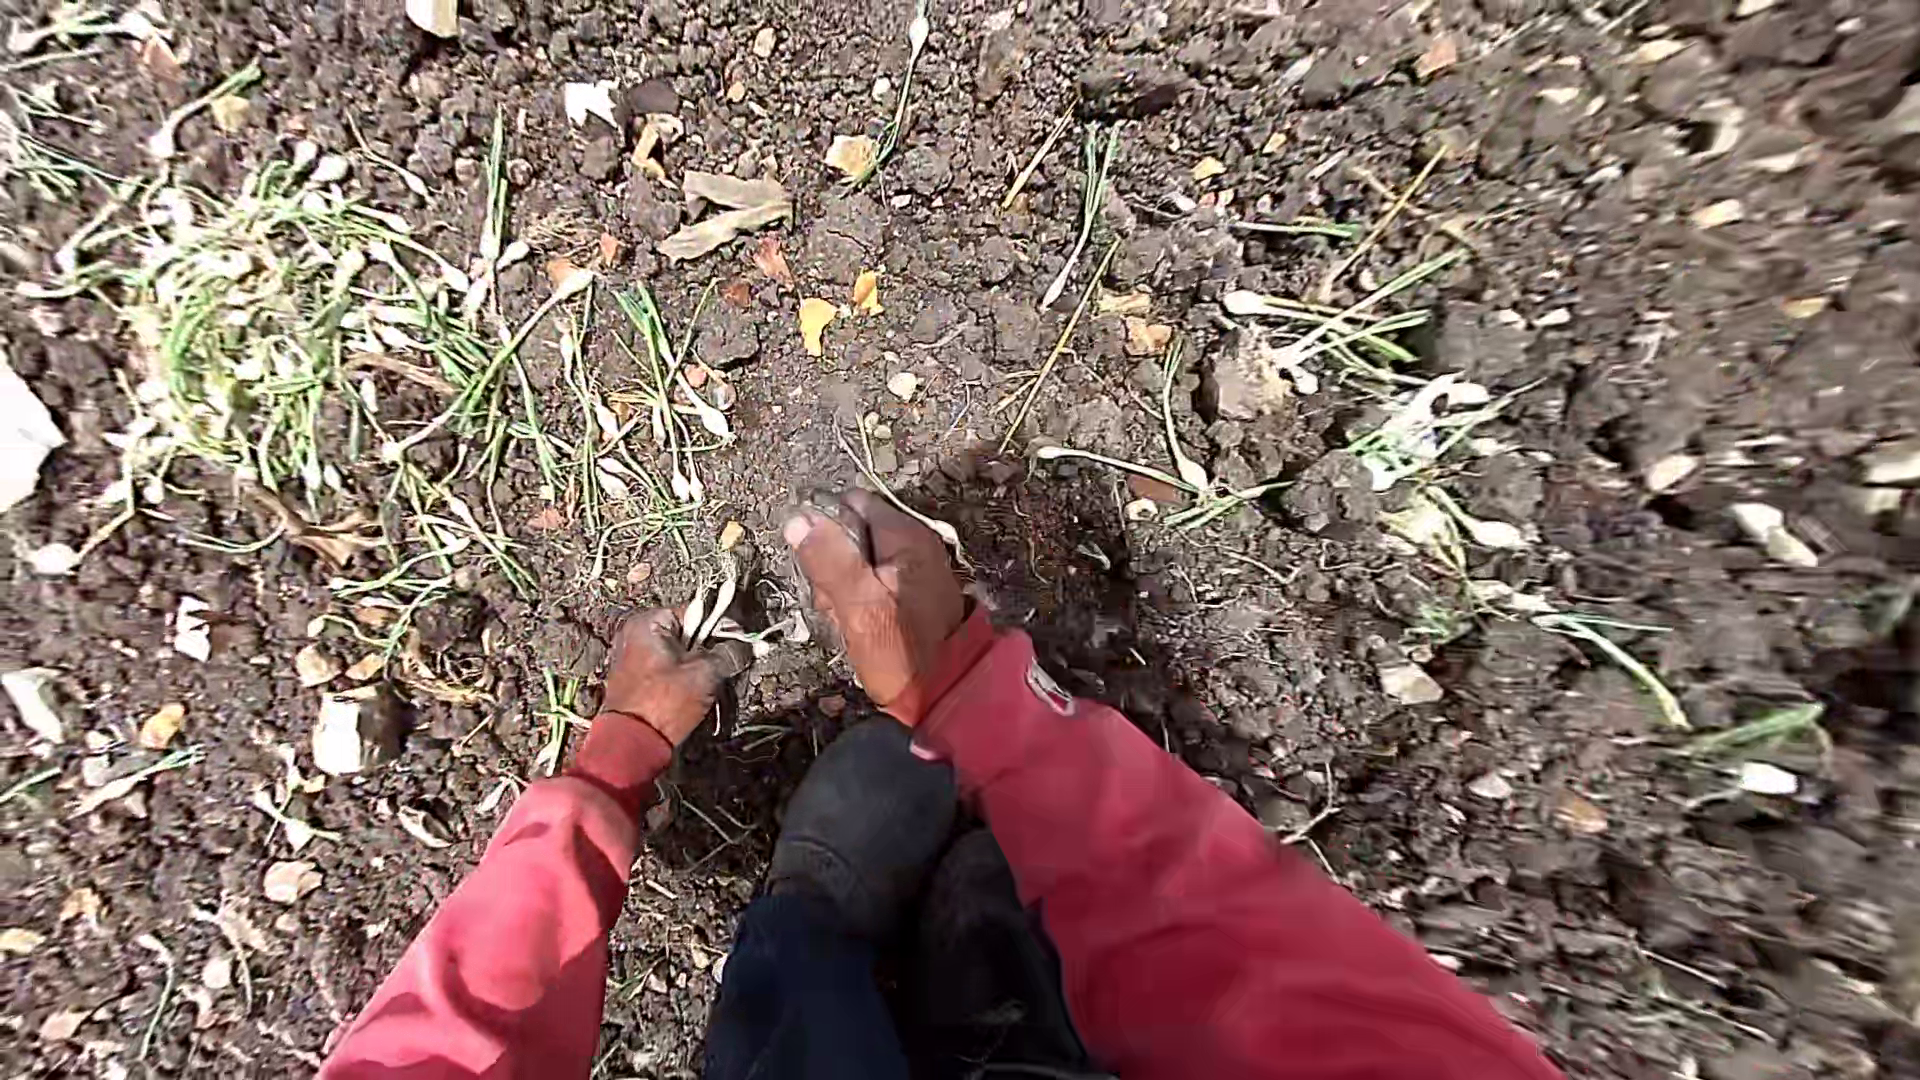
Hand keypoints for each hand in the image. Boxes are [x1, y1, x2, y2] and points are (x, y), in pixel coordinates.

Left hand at [600, 608, 746, 746]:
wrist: (630, 746)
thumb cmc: (664, 702)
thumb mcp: (706, 672)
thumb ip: (731, 652)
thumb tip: (752, 646)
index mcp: (648, 623)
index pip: (698, 611)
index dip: (724, 625)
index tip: (742, 641)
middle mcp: (637, 634)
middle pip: (690, 631)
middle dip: (713, 646)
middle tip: (731, 660)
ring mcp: (635, 657)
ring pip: (683, 650)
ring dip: (702, 662)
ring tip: (714, 679)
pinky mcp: (638, 678)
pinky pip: (671, 666)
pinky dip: (688, 674)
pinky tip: (698, 689)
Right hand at [783, 489, 967, 722]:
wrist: (944, 692)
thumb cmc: (901, 650)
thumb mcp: (859, 604)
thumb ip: (830, 559)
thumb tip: (799, 519)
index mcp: (906, 535)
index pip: (852, 504)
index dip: (826, 530)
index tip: (820, 567)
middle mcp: (914, 543)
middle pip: (853, 535)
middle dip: (834, 567)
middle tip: (837, 604)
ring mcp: (914, 567)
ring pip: (858, 563)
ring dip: (843, 590)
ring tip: (849, 621)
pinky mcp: (911, 591)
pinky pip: (872, 584)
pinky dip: (860, 602)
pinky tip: (859, 626)